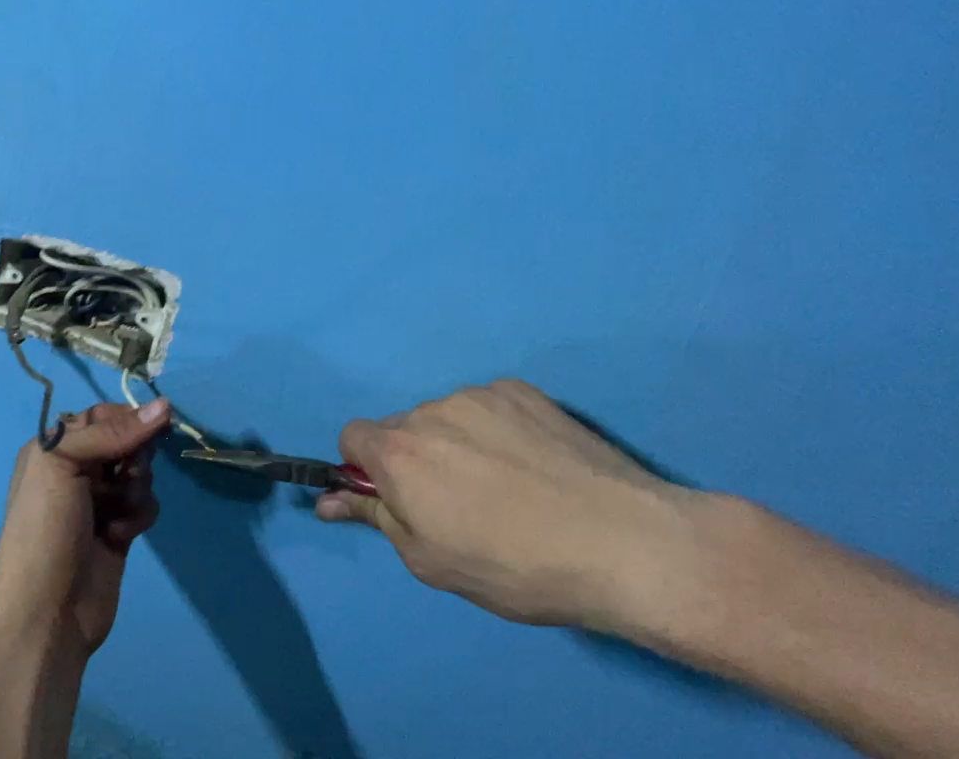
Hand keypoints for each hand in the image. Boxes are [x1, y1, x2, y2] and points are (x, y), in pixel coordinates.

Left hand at [0, 399, 172, 657]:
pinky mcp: (119, 530)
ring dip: (137, 488)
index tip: (155, 423)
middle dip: (135, 456)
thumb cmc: (45, 526)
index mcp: (53, 447)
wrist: (47, 608)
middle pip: (126, 443)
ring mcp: (98, 502)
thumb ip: (111, 432)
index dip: (128, 419)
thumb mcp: (63, 464)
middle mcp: (74, 470)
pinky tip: (122, 533)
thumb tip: (163, 406)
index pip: (100, 416)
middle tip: (126, 474)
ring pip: (139, 474)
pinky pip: (145, 505)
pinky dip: (139, 514)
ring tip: (118, 511)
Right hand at [318, 379, 699, 630]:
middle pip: (400, 428)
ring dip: (455, 443)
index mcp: (396, 452)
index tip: (399, 499)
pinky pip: (488, 407)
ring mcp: (479, 396)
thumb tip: (328, 501)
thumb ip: (375, 518)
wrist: (630, 546)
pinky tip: (535, 465)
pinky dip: (495, 430)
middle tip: (459, 504)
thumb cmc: (516, 566)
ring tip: (508, 486)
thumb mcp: (429, 560)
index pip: (351, 437)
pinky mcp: (524, 392)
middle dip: (414, 459)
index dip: (366, 469)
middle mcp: (428, 411)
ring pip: (445, 418)